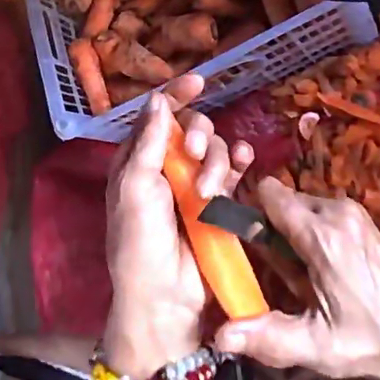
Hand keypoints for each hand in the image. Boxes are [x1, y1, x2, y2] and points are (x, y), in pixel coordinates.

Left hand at [102, 74, 253, 376]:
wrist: (166, 298)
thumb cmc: (139, 242)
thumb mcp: (135, 188)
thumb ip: (149, 143)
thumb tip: (158, 100)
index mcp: (138, 160)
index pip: (157, 117)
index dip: (176, 95)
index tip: (198, 81)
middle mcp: (165, 167)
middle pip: (191, 129)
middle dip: (198, 134)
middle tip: (194, 154)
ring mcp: (193, 186)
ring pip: (214, 150)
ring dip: (216, 161)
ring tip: (209, 190)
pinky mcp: (218, 204)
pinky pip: (234, 173)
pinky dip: (239, 164)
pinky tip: (244, 163)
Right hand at [212, 178, 379, 379]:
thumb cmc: (371, 342)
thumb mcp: (318, 346)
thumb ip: (269, 337)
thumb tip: (221, 337)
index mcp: (321, 235)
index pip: (269, 193)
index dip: (250, 211)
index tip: (246, 240)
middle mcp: (336, 211)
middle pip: (283, 200)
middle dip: (271, 227)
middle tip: (281, 269)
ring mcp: (352, 210)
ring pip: (301, 204)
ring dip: (292, 229)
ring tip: (304, 271)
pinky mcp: (362, 216)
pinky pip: (319, 210)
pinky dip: (311, 229)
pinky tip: (323, 265)